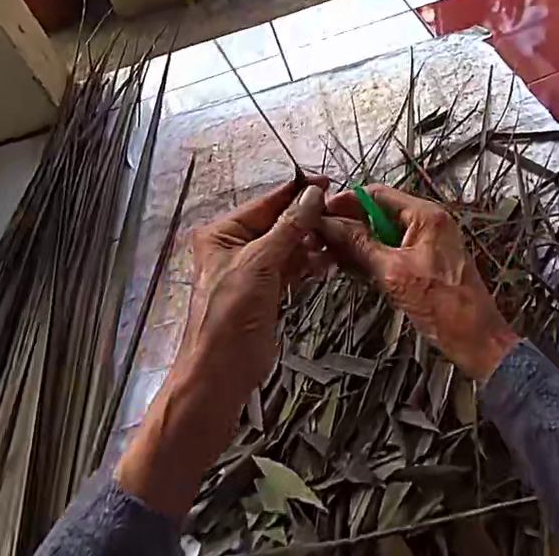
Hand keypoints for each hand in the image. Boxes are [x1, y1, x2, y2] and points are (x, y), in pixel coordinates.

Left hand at [115, 174, 330, 518]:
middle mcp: (236, 245)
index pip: (266, 202)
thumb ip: (289, 227)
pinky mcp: (267, 290)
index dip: (296, 192)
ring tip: (337, 239)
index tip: (327, 183)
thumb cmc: (228, 316)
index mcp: (223, 232)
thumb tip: (313, 195)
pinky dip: (309, 264)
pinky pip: (292, 267)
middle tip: (340, 214)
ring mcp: (253, 269)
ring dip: (312, 242)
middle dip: (308, 219)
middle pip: (280, 222)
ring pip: (289, 245)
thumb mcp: (260, 264)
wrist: (219, 375)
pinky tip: (329, 262)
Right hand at [316, 184, 520, 379]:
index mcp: (426, 215)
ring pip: (383, 233)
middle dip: (350, 225)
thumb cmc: (446, 308)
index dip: (347, 201)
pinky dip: (373, 258)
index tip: (323, 212)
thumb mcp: (394, 273)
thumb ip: (360, 245)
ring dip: (359, 244)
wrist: (477, 342)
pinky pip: (393, 250)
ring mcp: (427, 242)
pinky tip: (354, 270)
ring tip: (333, 256)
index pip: (377, 194)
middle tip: (323, 237)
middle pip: (379, 213)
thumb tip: (332, 226)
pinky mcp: (425, 261)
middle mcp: (428, 222)